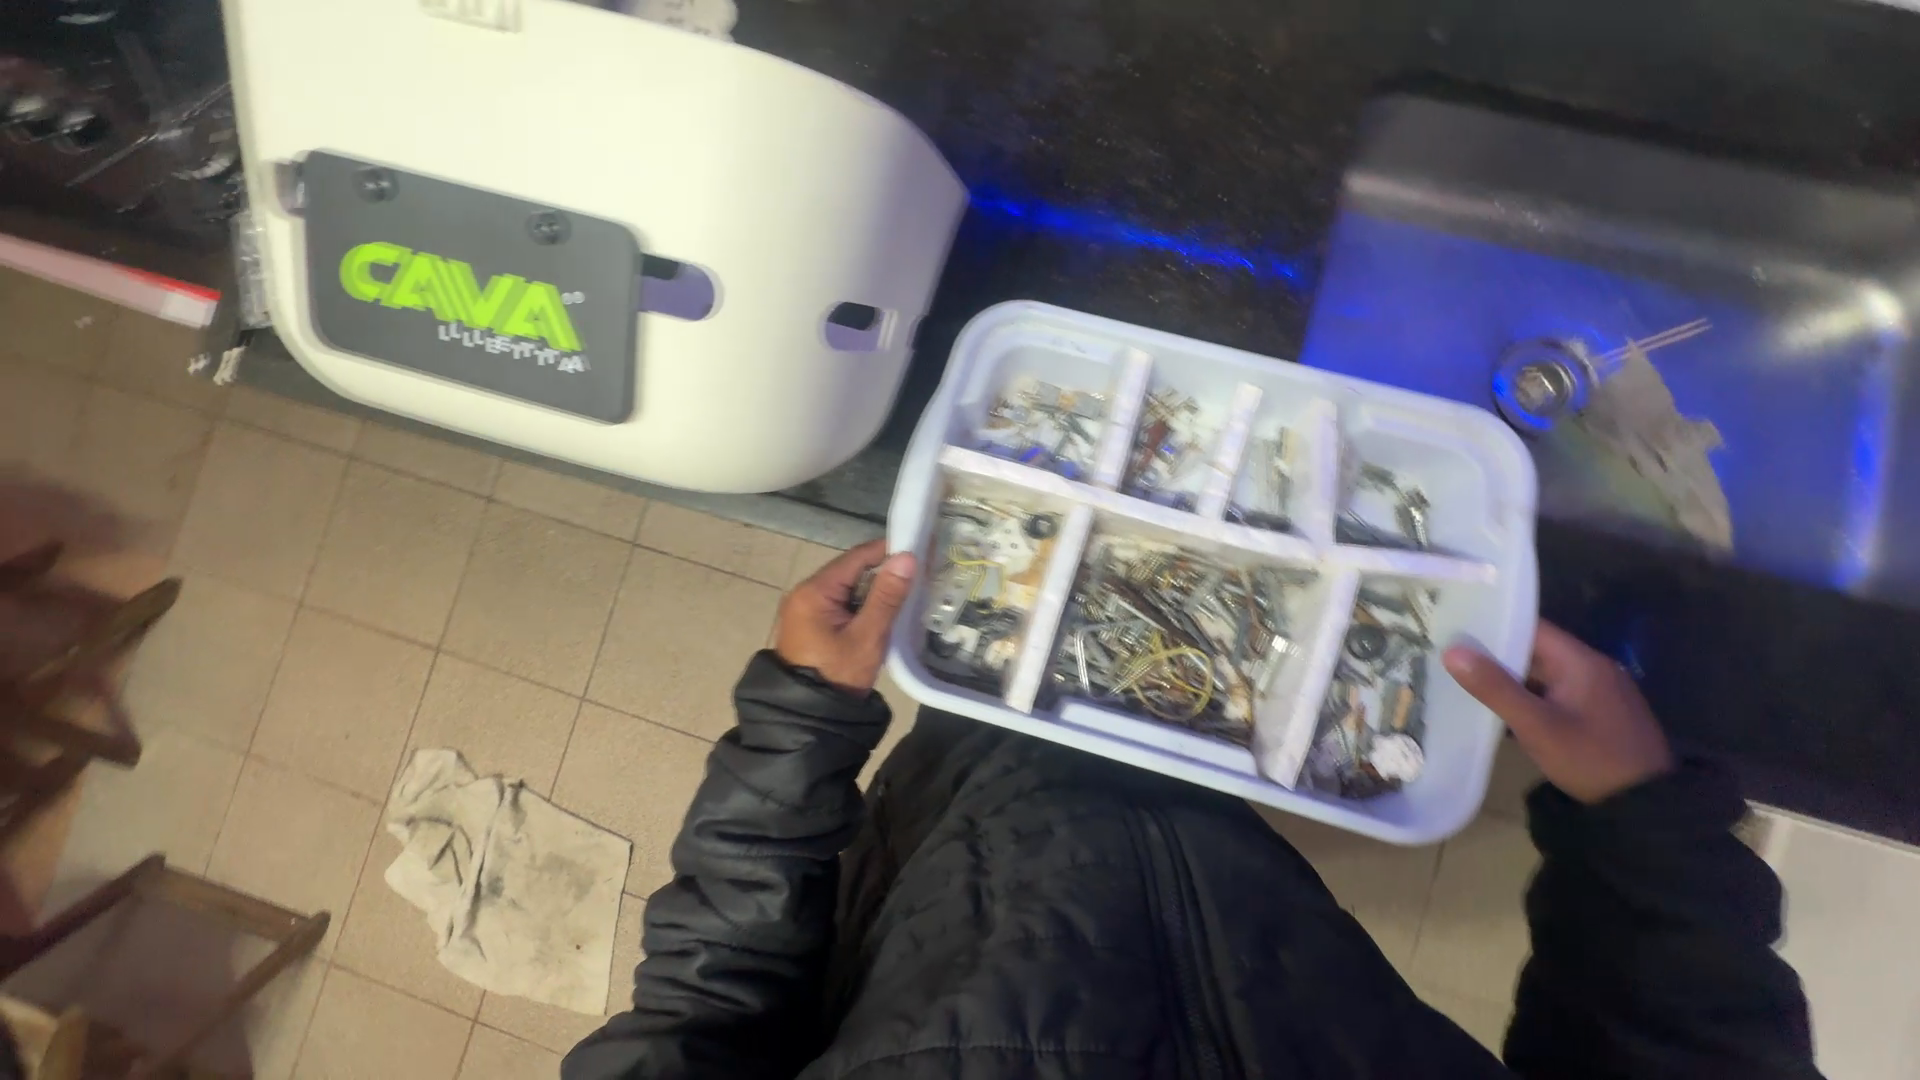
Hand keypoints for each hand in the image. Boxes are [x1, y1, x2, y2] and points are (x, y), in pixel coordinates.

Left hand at [774, 539, 916, 695]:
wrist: (809, 717)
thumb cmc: (838, 674)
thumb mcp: (867, 636)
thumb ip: (887, 596)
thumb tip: (907, 557)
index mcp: (814, 591)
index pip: (856, 557)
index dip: (887, 551)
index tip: (918, 550)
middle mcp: (805, 593)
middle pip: (851, 571)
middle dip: (883, 572)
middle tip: (918, 576)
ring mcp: (806, 609)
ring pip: (848, 588)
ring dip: (874, 590)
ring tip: (907, 593)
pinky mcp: (812, 625)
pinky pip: (841, 604)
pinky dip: (862, 605)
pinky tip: (884, 613)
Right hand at [1443, 620, 1673, 803]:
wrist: (1648, 807)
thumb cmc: (1590, 758)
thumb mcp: (1536, 725)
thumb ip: (1494, 687)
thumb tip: (1452, 651)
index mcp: (1581, 661)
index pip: (1530, 627)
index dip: (1491, 623)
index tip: (1453, 626)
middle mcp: (1591, 668)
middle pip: (1533, 649)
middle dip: (1492, 651)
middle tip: (1447, 651)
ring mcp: (1596, 691)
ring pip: (1540, 672)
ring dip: (1506, 674)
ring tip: (1461, 675)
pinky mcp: (1595, 712)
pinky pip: (1551, 691)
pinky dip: (1524, 693)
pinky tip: (1498, 704)